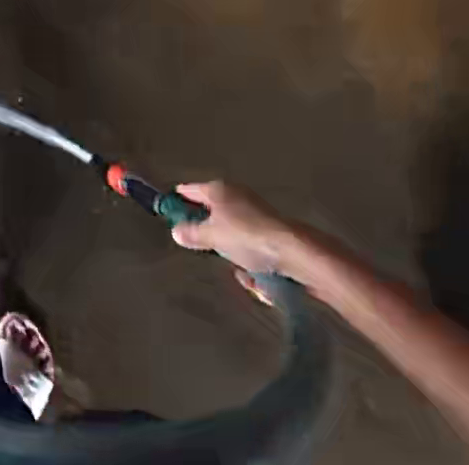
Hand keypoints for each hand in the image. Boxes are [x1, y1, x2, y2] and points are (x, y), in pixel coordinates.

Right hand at [168, 181, 306, 283]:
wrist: (301, 255)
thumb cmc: (248, 237)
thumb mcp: (211, 237)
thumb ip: (190, 233)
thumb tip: (176, 232)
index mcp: (218, 190)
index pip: (189, 190)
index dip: (177, 200)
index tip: (167, 210)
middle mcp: (238, 197)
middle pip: (213, 216)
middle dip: (211, 237)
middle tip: (207, 248)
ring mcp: (259, 216)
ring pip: (235, 238)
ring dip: (236, 257)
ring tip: (245, 272)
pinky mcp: (277, 236)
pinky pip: (255, 250)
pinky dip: (255, 265)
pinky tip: (261, 279)